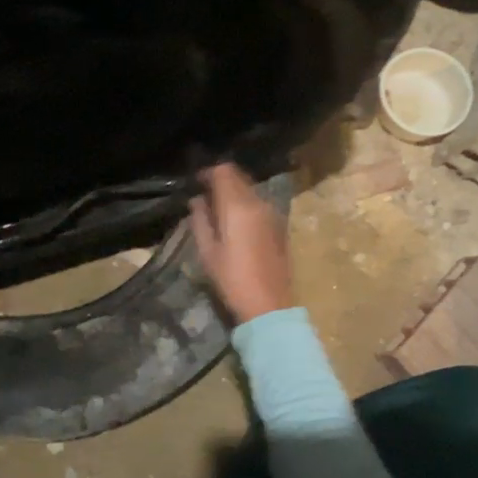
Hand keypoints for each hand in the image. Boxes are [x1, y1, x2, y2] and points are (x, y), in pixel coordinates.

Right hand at [189, 163, 292, 325]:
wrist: (269, 305)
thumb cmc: (232, 280)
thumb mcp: (207, 251)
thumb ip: (200, 220)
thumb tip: (197, 201)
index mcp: (238, 206)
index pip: (224, 171)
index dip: (208, 172)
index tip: (196, 182)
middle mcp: (259, 203)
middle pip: (239, 177)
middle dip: (221, 181)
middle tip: (205, 195)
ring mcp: (273, 213)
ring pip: (251, 190)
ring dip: (235, 193)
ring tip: (219, 210)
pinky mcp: (280, 226)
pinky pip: (260, 204)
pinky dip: (246, 205)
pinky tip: (237, 223)